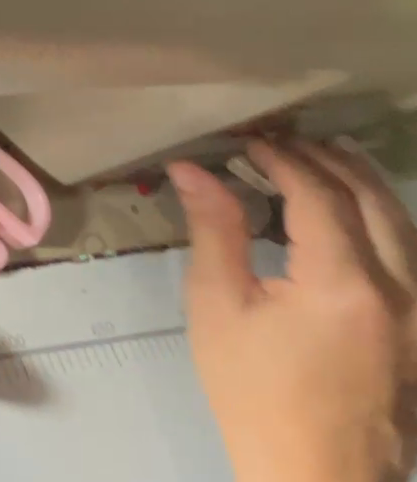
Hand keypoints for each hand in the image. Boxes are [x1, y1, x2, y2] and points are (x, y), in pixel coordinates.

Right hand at [169, 139, 416, 481]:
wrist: (315, 463)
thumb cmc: (251, 382)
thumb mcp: (217, 302)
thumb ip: (216, 230)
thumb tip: (193, 169)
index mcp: (346, 284)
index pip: (321, 199)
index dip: (284, 161)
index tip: (246, 140)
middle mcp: (404, 291)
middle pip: (381, 206)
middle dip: (334, 163)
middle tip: (286, 138)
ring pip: (409, 230)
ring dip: (366, 187)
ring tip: (325, 158)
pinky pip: (411, 256)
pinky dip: (382, 220)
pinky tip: (351, 214)